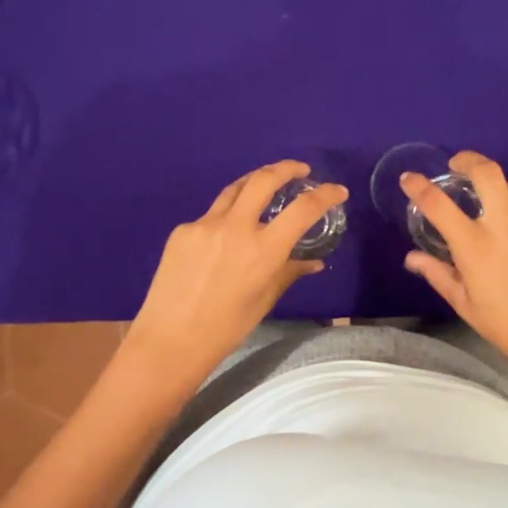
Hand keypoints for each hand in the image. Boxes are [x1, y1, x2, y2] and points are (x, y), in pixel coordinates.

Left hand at [127, 161, 347, 380]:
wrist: (169, 340)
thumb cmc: (225, 329)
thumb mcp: (264, 300)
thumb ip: (288, 272)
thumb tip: (313, 262)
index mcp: (262, 250)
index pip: (303, 209)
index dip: (325, 195)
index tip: (337, 190)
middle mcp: (235, 228)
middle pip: (264, 179)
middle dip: (286, 168)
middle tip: (299, 170)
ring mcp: (205, 225)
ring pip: (234, 190)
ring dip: (254, 182)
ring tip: (266, 185)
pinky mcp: (182, 230)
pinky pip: (210, 216)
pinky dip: (225, 218)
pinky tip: (225, 235)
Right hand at [402, 151, 507, 379]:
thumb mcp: (465, 305)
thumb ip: (438, 273)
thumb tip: (412, 258)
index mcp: (475, 248)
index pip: (438, 204)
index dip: (419, 186)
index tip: (408, 178)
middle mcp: (505, 228)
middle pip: (487, 173)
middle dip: (468, 159)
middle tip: (456, 165)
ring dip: (494, 191)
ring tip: (485, 208)